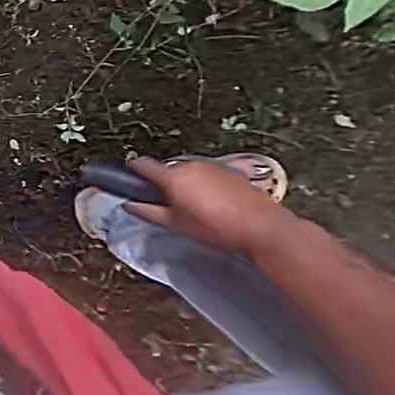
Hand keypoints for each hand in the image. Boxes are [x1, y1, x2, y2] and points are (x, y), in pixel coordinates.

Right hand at [124, 157, 302, 259]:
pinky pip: (208, 174)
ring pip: (188, 171)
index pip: (142, 165)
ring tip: (194, 205)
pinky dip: (205, 183)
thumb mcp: (176, 225)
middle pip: (167, 169)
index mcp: (172, 177)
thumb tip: (129, 205)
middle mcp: (190, 166)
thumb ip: (148, 212)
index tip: (131, 178)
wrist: (266, 229)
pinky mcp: (231, 171)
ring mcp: (212, 166)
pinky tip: (214, 203)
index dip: (133, 170)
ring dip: (185, 182)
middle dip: (164, 182)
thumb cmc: (217, 228)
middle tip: (167, 202)